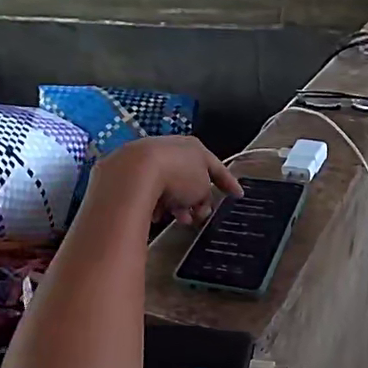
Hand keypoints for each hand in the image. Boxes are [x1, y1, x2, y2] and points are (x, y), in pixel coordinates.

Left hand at [88, 136, 241, 225]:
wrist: (135, 172)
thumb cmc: (177, 177)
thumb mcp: (202, 189)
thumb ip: (206, 195)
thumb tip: (197, 202)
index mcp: (194, 148)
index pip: (217, 167)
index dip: (229, 182)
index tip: (238, 195)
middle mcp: (171, 148)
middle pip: (189, 179)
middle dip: (195, 201)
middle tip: (196, 217)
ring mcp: (149, 157)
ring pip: (168, 186)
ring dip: (176, 205)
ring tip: (177, 220)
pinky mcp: (130, 169)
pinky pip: (149, 190)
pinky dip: (155, 203)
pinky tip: (155, 215)